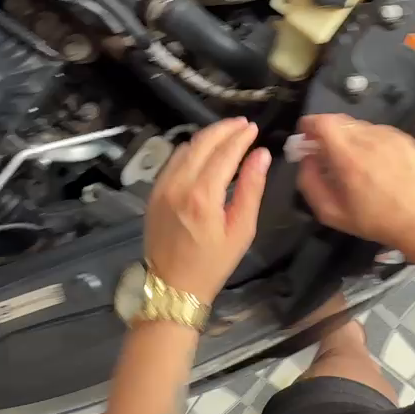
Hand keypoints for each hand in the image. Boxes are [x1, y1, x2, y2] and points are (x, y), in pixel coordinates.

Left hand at [144, 118, 270, 302]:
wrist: (172, 288)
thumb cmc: (213, 263)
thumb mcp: (241, 230)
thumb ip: (252, 188)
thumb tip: (261, 155)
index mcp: (202, 196)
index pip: (225, 153)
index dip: (240, 137)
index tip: (254, 127)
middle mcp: (178, 185)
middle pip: (203, 142)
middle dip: (224, 129)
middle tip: (243, 125)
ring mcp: (162, 187)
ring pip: (186, 148)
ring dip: (208, 137)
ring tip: (228, 134)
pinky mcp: (153, 192)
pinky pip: (173, 160)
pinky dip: (191, 149)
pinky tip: (205, 151)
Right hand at [296, 114, 414, 253]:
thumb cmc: (372, 220)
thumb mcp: (331, 212)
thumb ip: (309, 182)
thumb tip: (306, 158)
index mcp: (349, 157)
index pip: (323, 122)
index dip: (310, 124)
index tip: (306, 135)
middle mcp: (370, 140)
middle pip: (340, 121)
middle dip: (328, 132)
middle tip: (328, 151)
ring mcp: (390, 137)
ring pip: (360, 126)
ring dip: (350, 138)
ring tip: (357, 161)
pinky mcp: (405, 139)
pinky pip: (379, 132)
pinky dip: (371, 141)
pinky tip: (378, 163)